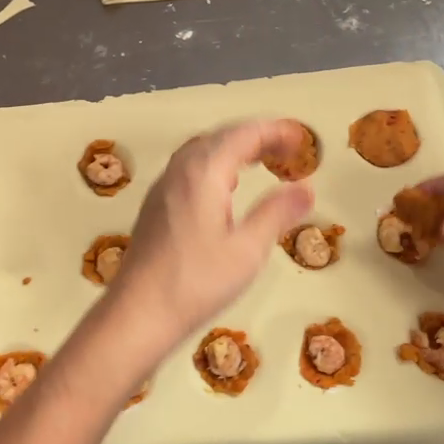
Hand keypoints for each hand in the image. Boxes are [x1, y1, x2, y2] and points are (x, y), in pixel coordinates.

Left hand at [108, 119, 313, 343]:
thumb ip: (276, 213)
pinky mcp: (156, 205)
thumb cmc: (195, 282)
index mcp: (203, 172)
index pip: (243, 134)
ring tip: (263, 162)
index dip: (274, 131)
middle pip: (221, 137)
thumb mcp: (247, 251)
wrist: (137, 312)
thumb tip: (306, 188)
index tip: (302, 140)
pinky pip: (189, 167)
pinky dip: (216, 164)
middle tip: (288, 150)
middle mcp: (179, 170)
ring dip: (234, 148)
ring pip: (202, 150)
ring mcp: (163, 186)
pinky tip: (226, 187)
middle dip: (256, 136)